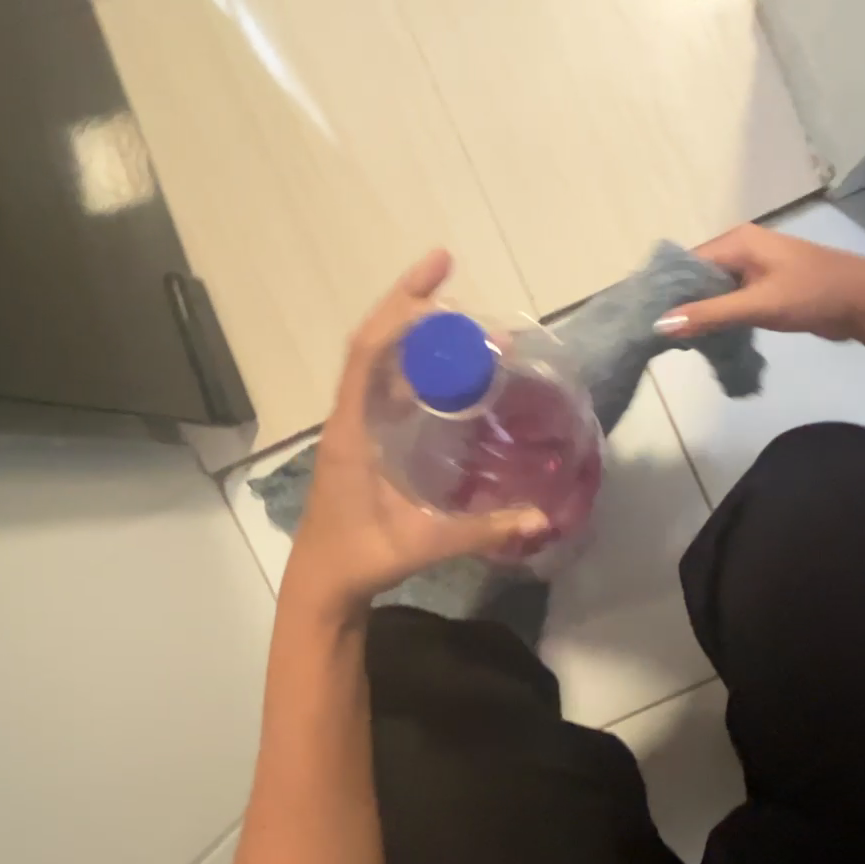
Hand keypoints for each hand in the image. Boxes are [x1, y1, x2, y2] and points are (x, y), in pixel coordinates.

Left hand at [282, 250, 549, 620]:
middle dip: (410, 306)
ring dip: (410, 333)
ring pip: (377, 362)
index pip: (369, 354)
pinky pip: (385, 386)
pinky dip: (411, 364)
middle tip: (454, 282)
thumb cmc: (361, 559)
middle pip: (374, 344)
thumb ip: (482, 531)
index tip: (438, 278)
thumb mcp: (423, 544)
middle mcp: (350, 419)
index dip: (401, 312)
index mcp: (354, 433)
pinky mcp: (364, 440)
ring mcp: (354, 427)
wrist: (323, 583)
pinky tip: (442, 368)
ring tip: (456, 317)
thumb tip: (541, 518)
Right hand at [654, 224, 864, 341]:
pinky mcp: (765, 288)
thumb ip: (710, 314)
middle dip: (679, 304)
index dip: (665, 289)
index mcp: (737, 241)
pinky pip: (730, 301)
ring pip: (713, 291)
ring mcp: (755, 269)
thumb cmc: (812, 294)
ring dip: (699, 313)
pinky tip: (707, 338)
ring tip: (677, 342)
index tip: (644, 318)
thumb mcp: (757, 305)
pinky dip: (718, 317)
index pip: (686, 263)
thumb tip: (660, 324)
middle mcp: (742, 249)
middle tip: (657, 336)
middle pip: (697, 276)